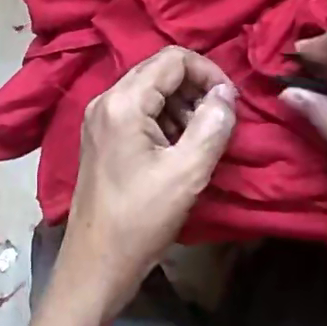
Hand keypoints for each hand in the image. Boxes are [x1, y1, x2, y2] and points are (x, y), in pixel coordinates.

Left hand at [56, 48, 237, 316]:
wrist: (95, 266)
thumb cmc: (140, 220)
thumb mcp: (186, 172)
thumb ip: (212, 125)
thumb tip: (227, 94)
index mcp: (123, 102)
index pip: (173, 59)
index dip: (209, 72)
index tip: (231, 102)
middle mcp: (106, 100)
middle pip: (160, 70)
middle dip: (197, 88)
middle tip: (220, 120)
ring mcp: (100, 119)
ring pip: (152, 90)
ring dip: (183, 105)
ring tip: (203, 138)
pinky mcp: (102, 138)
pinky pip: (140, 111)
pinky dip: (166, 120)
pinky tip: (180, 149)